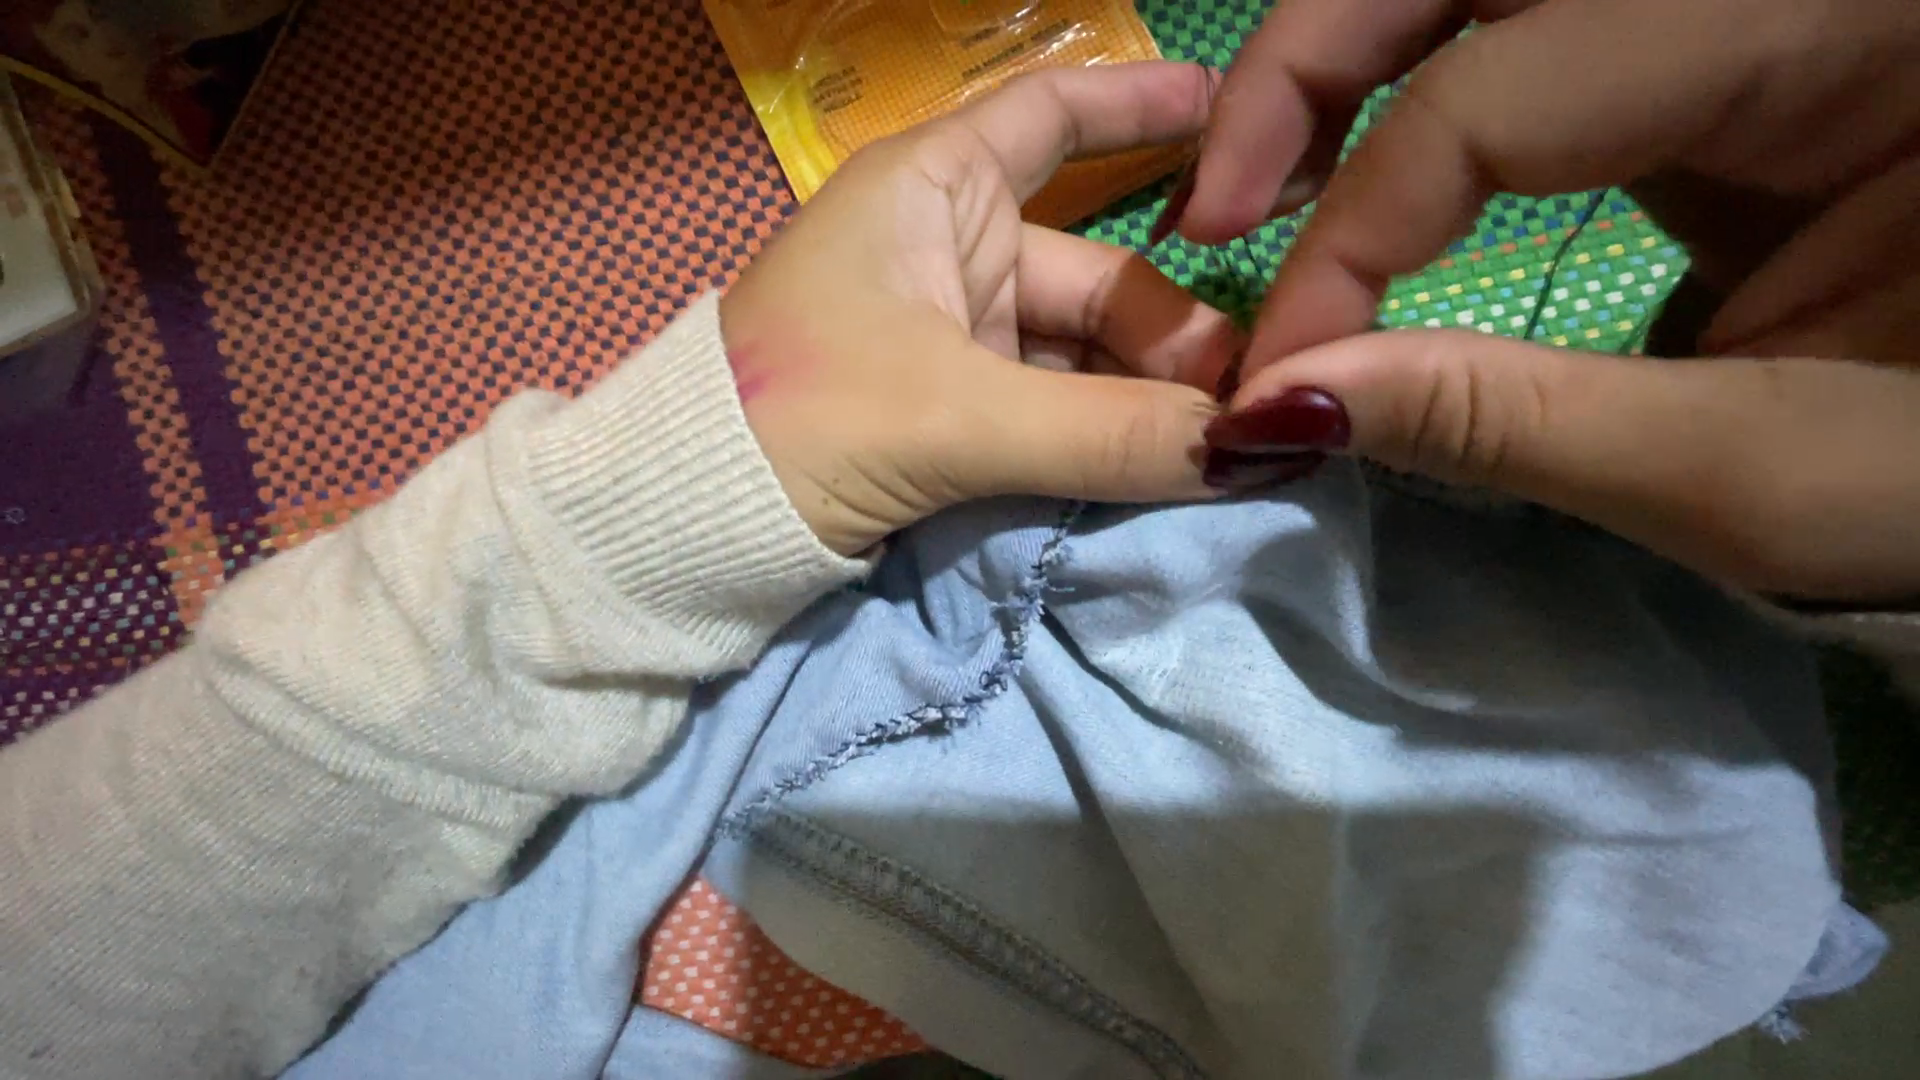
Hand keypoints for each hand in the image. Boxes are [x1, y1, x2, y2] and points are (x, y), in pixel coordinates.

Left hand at [719, 63, 1240, 555]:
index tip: (1232, 117)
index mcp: (929, 192)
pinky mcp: (955, 408)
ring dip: (1148, 399)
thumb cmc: (797, 421)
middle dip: (1173, 337)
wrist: (695, 518)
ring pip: (1082, 354)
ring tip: (1227, 442)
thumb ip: (1100, 433)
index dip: (1141, 112)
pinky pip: (1054, 408)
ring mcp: (956, 336)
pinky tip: (1169, 458)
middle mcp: (948, 251)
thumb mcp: (951, 418)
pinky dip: (1104, 436)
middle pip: (1097, 277)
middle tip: (1248, 402)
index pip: (1052, 118)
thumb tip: (1248, 451)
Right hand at [1162, 0, 1919, 601]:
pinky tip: (1344, 178)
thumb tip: (1276, 409)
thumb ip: (1498, 422)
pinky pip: (1516, 33)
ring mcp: (1752, 0)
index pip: (1508, 88)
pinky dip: (1404, 99)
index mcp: (1884, 25)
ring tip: (1251, 189)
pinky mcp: (1716, 49)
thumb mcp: (1751, 475)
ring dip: (1339, 69)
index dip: (1357, 232)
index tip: (1274, 369)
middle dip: (1310, 65)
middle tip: (1212, 206)